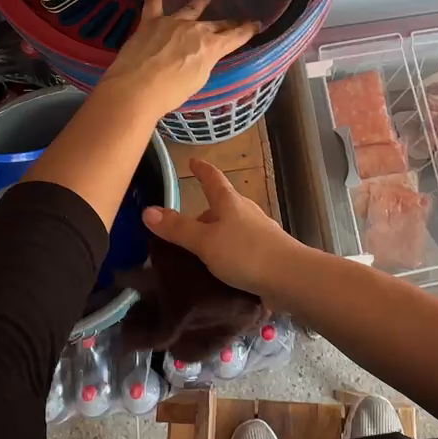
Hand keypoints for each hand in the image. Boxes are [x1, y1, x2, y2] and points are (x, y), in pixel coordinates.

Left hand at [97, 0, 261, 116]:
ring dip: (200, 0)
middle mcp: (195, 29)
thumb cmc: (169, 93)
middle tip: (235, 20)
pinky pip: (154, 1)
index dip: (247, 31)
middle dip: (227, 23)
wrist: (136, 88)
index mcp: (211, 47)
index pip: (235, 37)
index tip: (257, 23)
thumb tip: (201, 54)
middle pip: (215, 24)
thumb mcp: (198, 81)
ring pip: (190, 8)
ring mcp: (172, 22)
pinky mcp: (151, 21)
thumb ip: (203, 63)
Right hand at [142, 159, 308, 304]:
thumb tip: (148, 210)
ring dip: (215, 235)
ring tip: (197, 255)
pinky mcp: (266, 251)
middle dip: (203, 214)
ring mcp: (258, 230)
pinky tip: (220, 270)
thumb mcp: (205, 242)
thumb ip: (178, 229)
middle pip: (221, 205)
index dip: (201, 169)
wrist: (289, 277)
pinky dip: (227, 252)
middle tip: (182, 230)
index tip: (192, 161)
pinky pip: (240, 246)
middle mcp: (245, 210)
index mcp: (229, 201)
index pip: (212, 178)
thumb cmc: (245, 252)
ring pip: (230, 227)